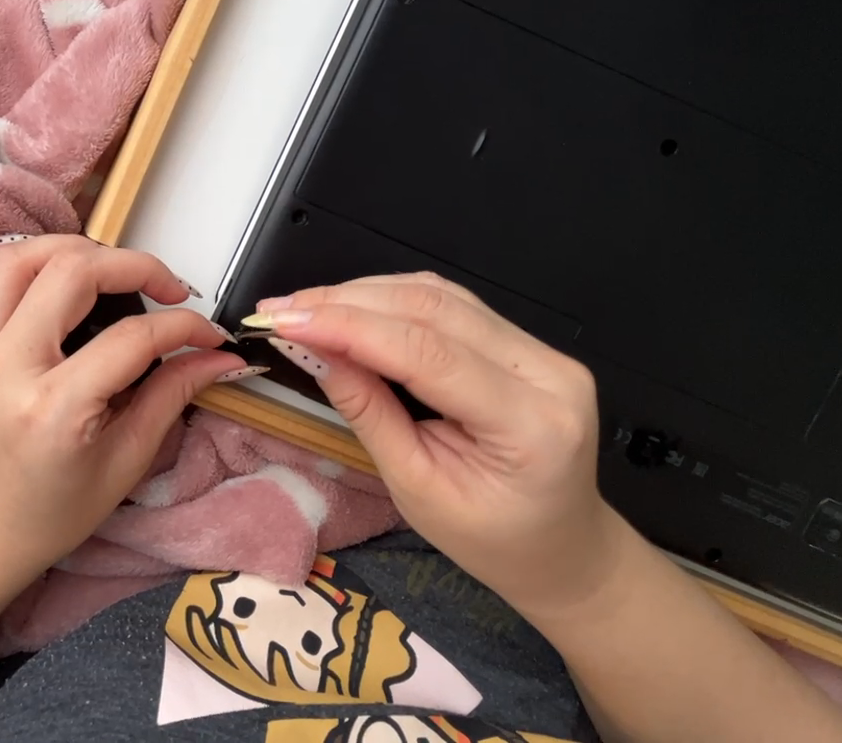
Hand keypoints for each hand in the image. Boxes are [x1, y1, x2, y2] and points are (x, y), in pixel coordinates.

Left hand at [0, 236, 246, 591]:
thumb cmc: (52, 514)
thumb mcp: (124, 464)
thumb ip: (171, 397)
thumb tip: (217, 356)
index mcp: (54, 409)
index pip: (132, 338)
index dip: (183, 326)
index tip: (209, 334)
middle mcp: (6, 366)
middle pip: (70, 272)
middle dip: (132, 265)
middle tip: (166, 287)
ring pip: (14, 260)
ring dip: (68, 247)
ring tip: (106, 268)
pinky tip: (24, 264)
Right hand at [248, 273, 629, 621]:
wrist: (564, 549)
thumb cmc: (491, 540)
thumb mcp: (416, 488)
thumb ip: (366, 410)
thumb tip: (310, 349)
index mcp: (531, 425)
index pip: (426, 352)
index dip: (347, 327)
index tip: (282, 320)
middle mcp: (546, 372)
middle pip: (431, 307)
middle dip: (343, 301)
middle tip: (277, 308)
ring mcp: (540, 350)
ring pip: (436, 293)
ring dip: (359, 293)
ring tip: (300, 306)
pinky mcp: (522, 341)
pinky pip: (446, 302)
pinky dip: (386, 297)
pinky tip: (345, 306)